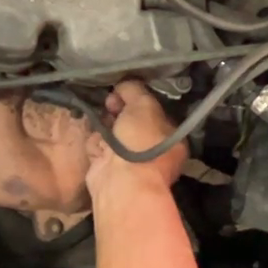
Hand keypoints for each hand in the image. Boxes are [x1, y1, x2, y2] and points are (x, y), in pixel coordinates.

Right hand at [85, 81, 188, 195]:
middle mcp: (153, 151)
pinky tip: (96, 136)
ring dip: (105, 123)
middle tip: (110, 102)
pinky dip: (96, 140)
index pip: (154, 111)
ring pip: (114, 133)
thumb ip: (135, 90)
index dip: (139, 98)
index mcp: (171, 138)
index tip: (125, 91)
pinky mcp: (109, 168)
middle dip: (119, 109)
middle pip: (133, 121)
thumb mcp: (143, 105)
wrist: (121, 182)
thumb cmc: (141, 141)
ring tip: (101, 117)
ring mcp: (130, 162)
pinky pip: (100, 146)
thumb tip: (123, 85)